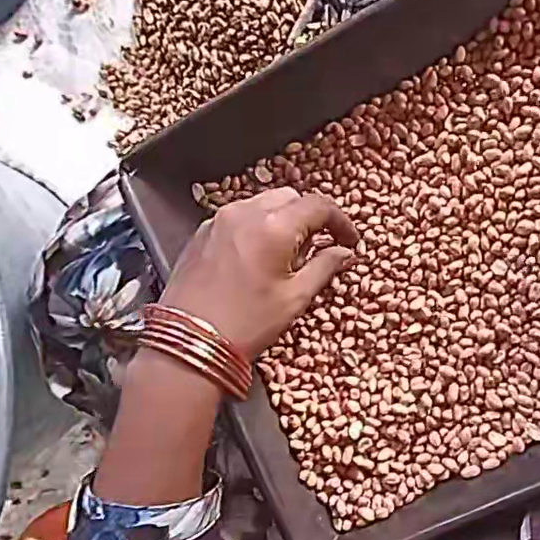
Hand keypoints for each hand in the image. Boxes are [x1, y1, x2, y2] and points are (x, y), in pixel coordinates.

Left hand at [159, 187, 360, 356]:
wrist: (189, 341)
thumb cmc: (247, 323)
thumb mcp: (295, 298)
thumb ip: (324, 267)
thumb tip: (344, 252)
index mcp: (274, 227)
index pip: (318, 206)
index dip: (340, 221)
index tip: (349, 241)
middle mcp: (245, 213)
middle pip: (290, 197)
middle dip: (310, 217)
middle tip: (320, 247)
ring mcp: (219, 220)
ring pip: (263, 204)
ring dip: (283, 220)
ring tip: (289, 254)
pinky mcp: (202, 232)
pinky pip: (239, 217)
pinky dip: (257, 227)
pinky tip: (260, 256)